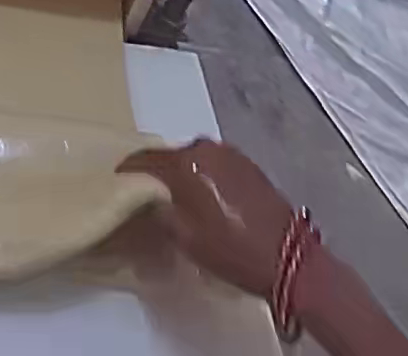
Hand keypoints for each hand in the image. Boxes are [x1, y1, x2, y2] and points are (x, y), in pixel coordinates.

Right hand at [118, 139, 293, 296]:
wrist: (290, 259)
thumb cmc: (232, 251)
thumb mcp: (185, 238)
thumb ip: (159, 210)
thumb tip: (146, 197)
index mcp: (185, 163)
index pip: (145, 159)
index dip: (128, 169)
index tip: (117, 177)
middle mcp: (203, 148)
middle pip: (168, 155)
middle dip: (155, 170)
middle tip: (144, 187)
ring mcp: (226, 152)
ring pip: (191, 156)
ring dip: (181, 170)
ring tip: (175, 191)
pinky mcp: (245, 161)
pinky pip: (211, 161)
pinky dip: (202, 172)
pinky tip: (203, 191)